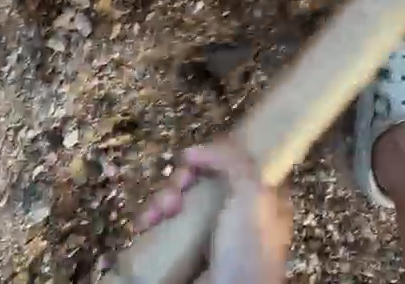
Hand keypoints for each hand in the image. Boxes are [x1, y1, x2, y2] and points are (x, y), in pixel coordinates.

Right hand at [135, 141, 290, 283]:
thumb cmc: (249, 247)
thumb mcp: (252, 191)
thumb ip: (229, 159)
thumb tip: (192, 152)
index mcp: (259, 197)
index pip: (231, 162)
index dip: (210, 157)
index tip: (194, 159)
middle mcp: (235, 212)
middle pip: (200, 179)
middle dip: (180, 180)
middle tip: (177, 191)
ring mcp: (209, 234)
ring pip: (179, 199)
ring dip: (162, 199)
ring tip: (158, 213)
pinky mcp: (186, 252)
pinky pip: (164, 225)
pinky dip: (152, 218)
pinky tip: (145, 222)